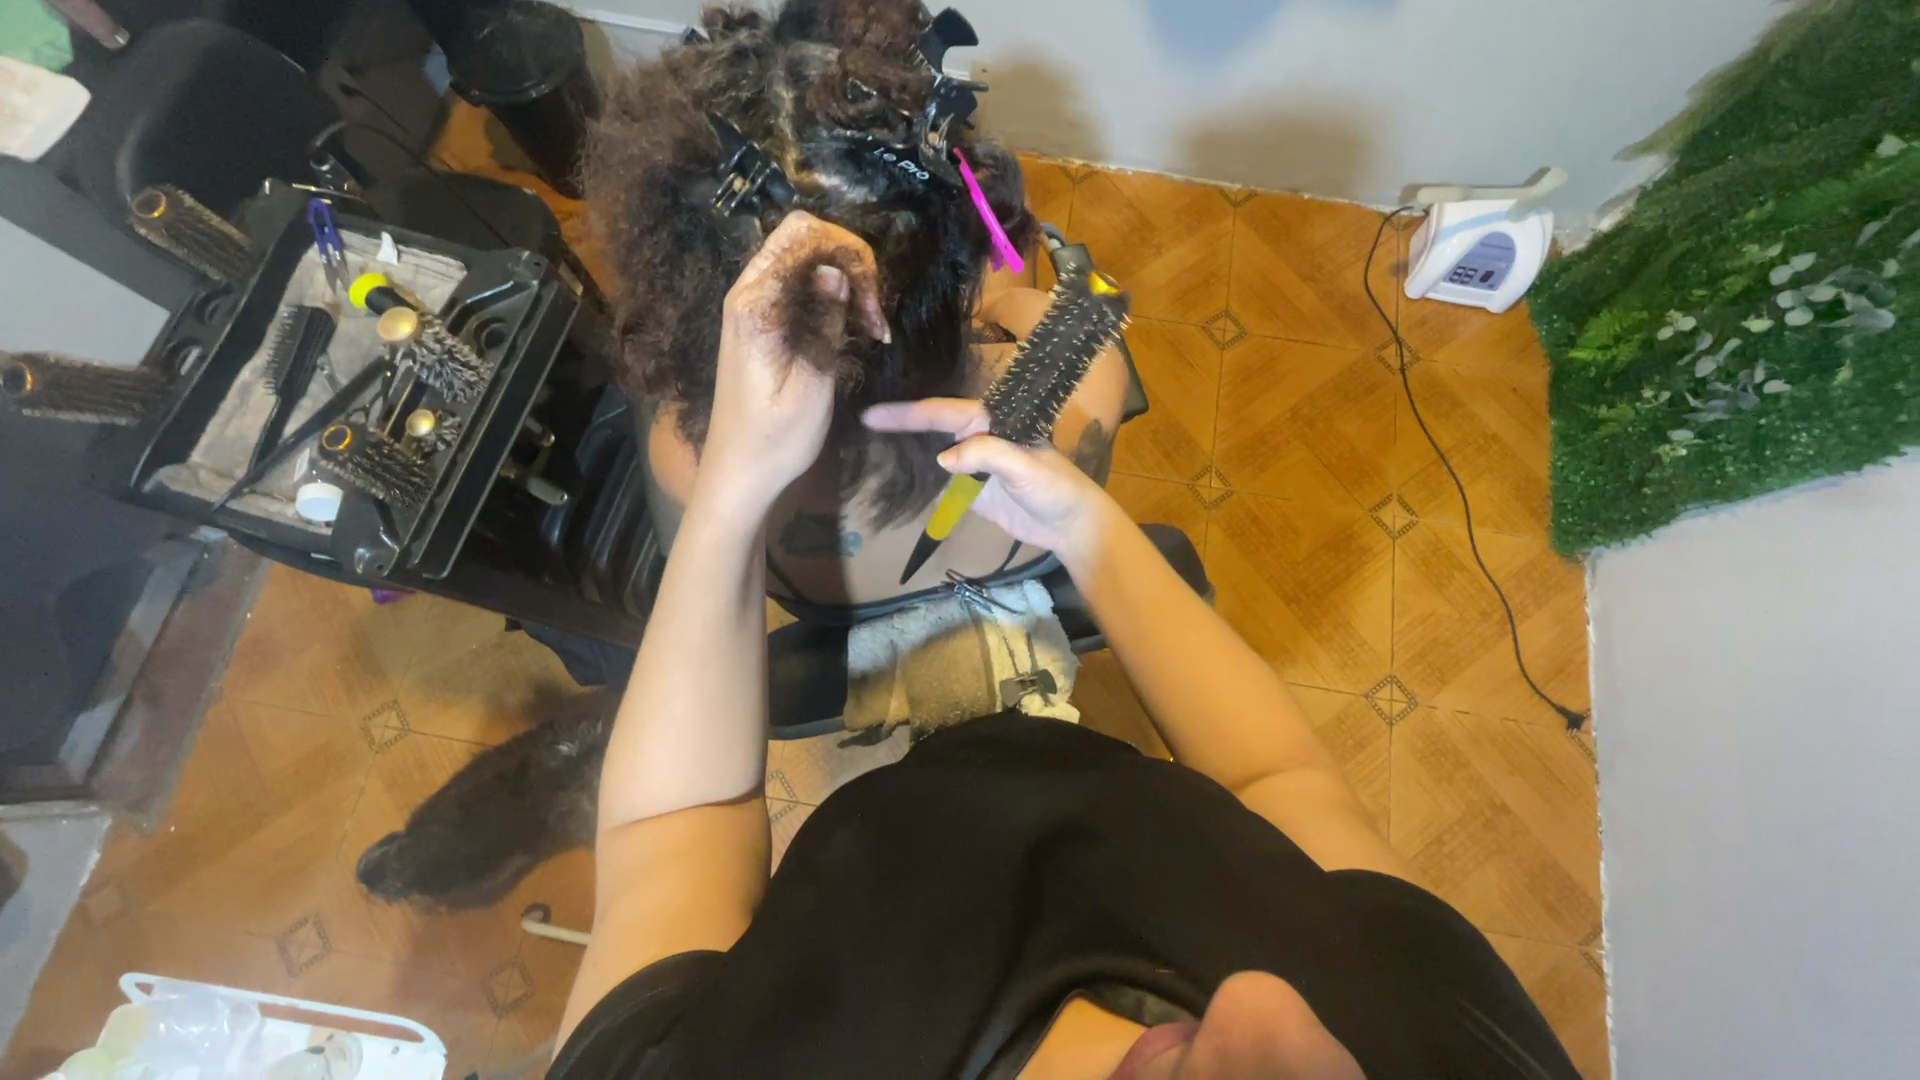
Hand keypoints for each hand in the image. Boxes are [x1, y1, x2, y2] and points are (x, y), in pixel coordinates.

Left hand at [698, 212, 890, 512]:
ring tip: (872, 328)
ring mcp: (754, 306)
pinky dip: (833, 297)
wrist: (740, 472)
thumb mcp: (811, 384)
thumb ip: (824, 322)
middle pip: (804, 239)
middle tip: (875, 316)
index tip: (873, 301)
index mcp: (756, 303)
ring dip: (846, 282)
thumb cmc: (776, 439)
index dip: (848, 251)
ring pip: (806, 261)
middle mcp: (749, 293)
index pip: (803, 234)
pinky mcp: (764, 323)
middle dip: (851, 263)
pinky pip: (801, 287)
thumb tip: (836, 274)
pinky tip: (854, 329)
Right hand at [862, 397, 1120, 565]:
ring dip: (905, 448)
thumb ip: (987, 455)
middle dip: (899, 422)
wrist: (1070, 524)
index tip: (873, 414)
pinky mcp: (971, 492)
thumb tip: (942, 458)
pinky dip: (919, 478)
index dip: (906, 413)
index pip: (941, 411)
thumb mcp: (1025, 466)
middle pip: (931, 426)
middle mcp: (977, 438)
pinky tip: (896, 475)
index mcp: (990, 421)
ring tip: (869, 444)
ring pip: (932, 451)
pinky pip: (940, 483)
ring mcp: (972, 465)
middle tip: (863, 419)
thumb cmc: (1056, 487)